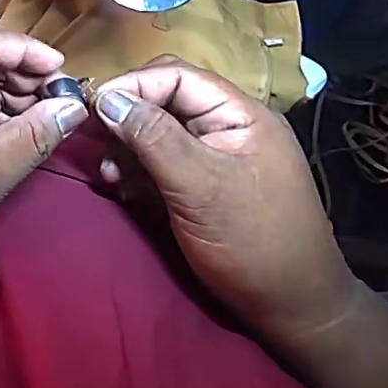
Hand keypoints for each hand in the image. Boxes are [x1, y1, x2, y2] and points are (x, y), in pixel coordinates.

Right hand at [92, 58, 360, 357]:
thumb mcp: (201, 188)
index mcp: (239, 113)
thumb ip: (154, 139)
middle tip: (95, 141)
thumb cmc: (253, 244)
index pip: (178, 77)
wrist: (293, 311)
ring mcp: (215, 155)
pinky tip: (123, 187)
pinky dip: (139, 169)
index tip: (94, 108)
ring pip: (159, 131)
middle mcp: (227, 126)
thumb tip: (107, 99)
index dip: (134, 85)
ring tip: (109, 174)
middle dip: (127, 117)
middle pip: (166, 100)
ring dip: (128, 147)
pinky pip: (163, 161)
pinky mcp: (203, 184)